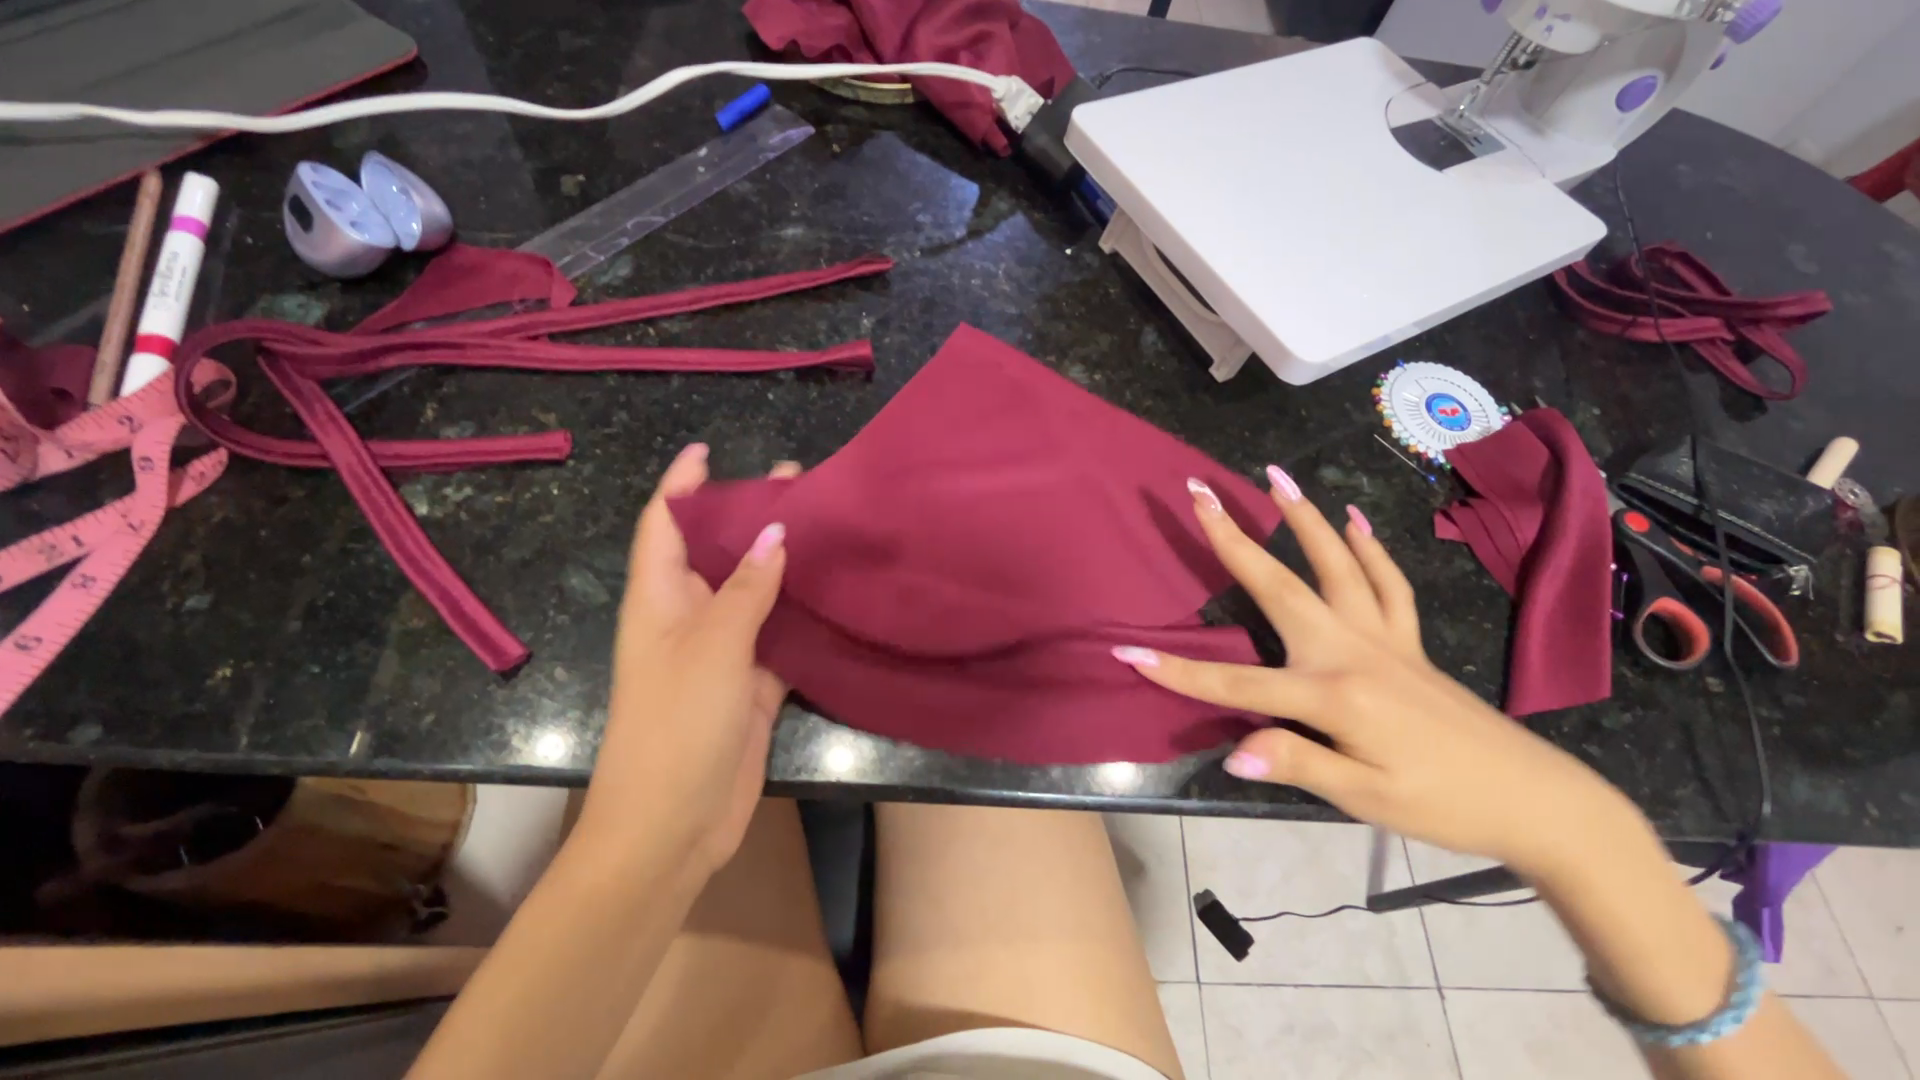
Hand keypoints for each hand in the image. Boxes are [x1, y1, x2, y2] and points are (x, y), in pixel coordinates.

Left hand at [579, 443, 795, 877]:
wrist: (673, 824)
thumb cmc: (678, 725)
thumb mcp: (713, 648)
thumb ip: (747, 590)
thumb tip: (776, 532)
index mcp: (658, 599)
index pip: (666, 525)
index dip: (683, 485)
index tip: (711, 450)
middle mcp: (686, 618)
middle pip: (717, 555)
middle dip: (749, 518)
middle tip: (799, 483)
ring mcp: (720, 654)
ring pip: (753, 596)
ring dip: (782, 566)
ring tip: (827, 529)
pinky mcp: (749, 687)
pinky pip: (777, 640)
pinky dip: (802, 618)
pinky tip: (836, 597)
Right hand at [1114, 468, 1640, 875]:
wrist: (1535, 801)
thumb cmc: (1442, 805)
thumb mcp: (1364, 798)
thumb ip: (1298, 762)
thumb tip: (1234, 752)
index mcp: (1332, 694)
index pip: (1236, 684)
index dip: (1177, 674)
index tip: (1124, 654)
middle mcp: (1353, 650)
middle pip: (1279, 587)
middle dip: (1232, 539)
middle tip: (1199, 494)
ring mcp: (1385, 639)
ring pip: (1337, 564)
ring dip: (1301, 518)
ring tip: (1275, 477)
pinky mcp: (1410, 641)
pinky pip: (1388, 583)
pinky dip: (1369, 547)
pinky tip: (1354, 519)